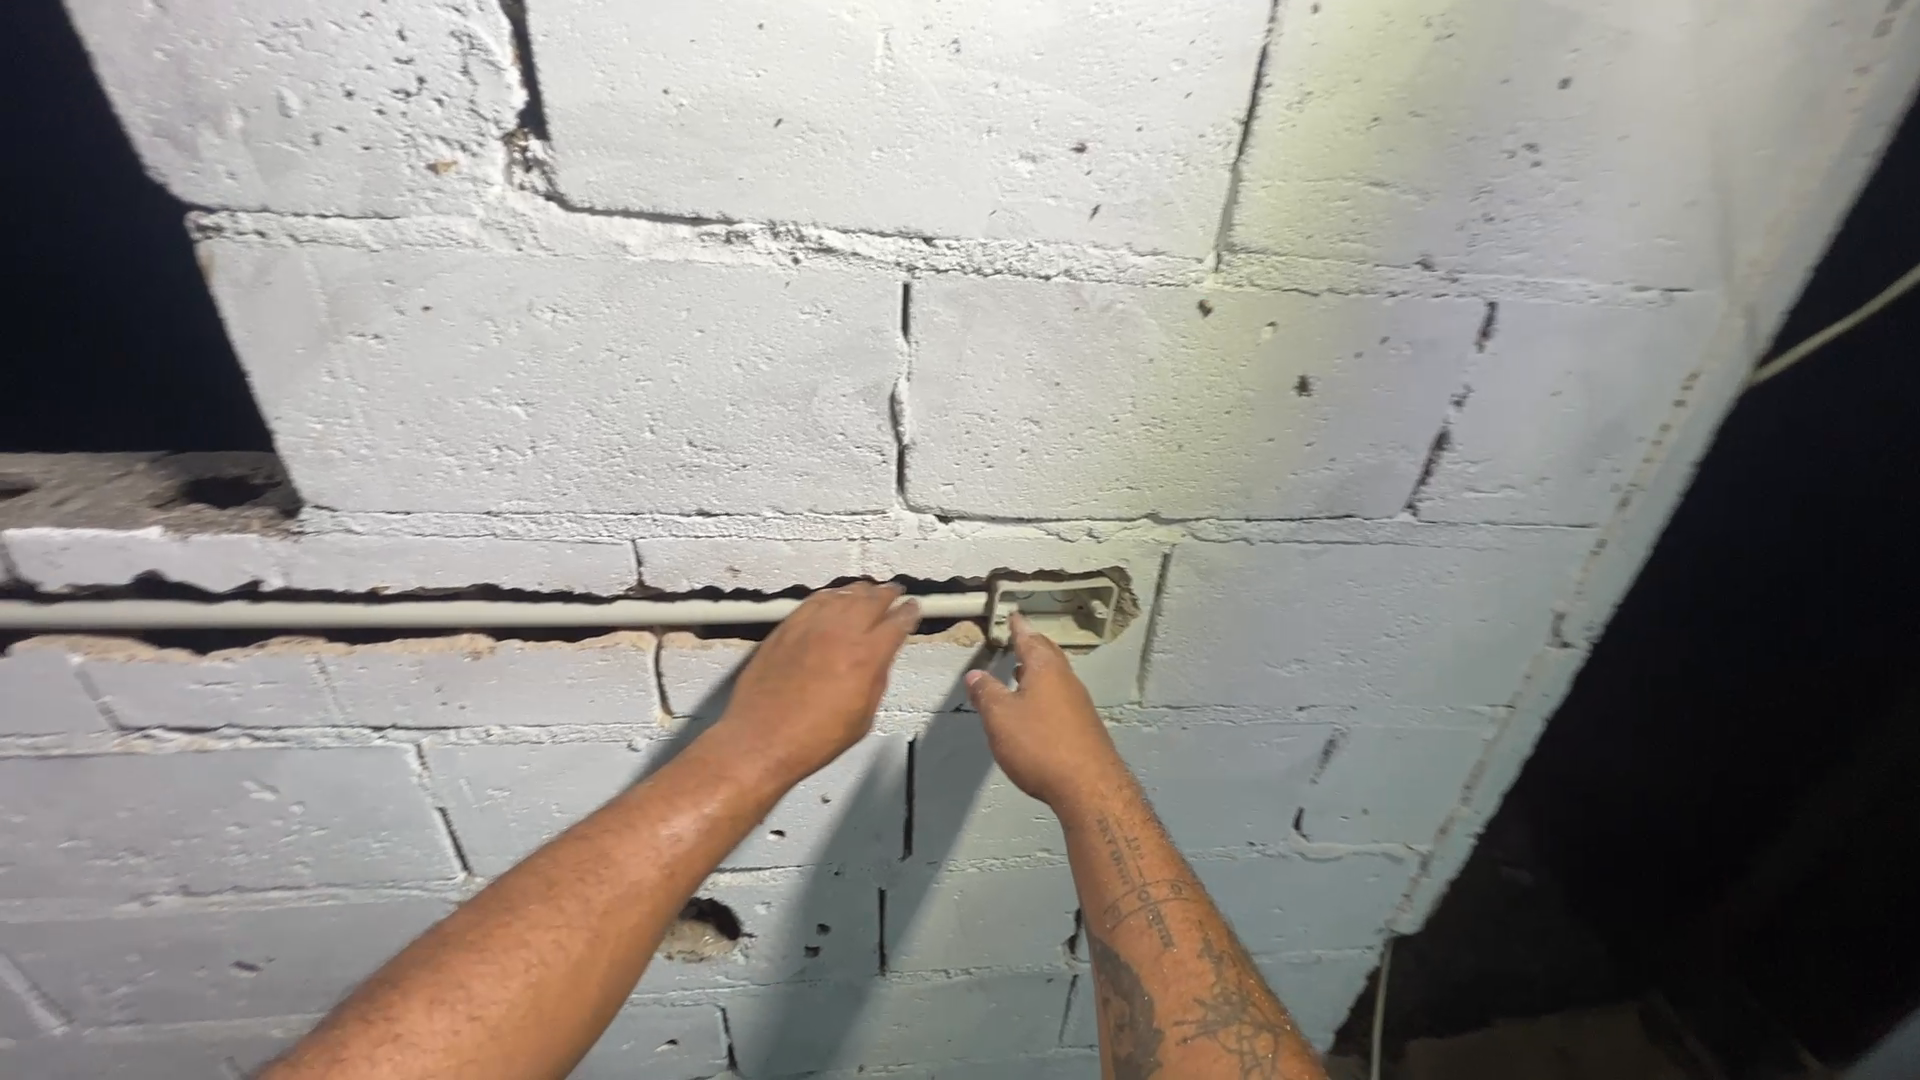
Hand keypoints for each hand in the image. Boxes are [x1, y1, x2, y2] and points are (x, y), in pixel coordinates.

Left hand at [714, 582, 920, 786]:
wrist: (761, 739)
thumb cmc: (814, 740)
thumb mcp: (862, 718)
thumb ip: (876, 681)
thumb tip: (880, 659)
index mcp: (866, 657)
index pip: (897, 623)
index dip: (909, 613)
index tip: (914, 608)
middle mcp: (841, 633)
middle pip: (872, 599)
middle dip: (888, 594)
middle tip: (895, 592)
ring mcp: (811, 626)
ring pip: (843, 594)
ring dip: (860, 591)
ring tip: (868, 591)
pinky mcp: (786, 627)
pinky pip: (814, 601)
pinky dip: (830, 596)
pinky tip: (834, 597)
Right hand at [964, 613, 1124, 809]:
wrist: (1089, 786)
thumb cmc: (1039, 744)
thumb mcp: (1000, 718)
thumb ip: (986, 693)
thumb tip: (975, 674)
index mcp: (1045, 669)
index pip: (1029, 639)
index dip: (1019, 627)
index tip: (1014, 615)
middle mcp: (1066, 680)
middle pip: (1048, 654)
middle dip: (1033, 644)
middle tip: (1020, 637)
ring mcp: (1079, 703)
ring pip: (1056, 676)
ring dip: (1038, 669)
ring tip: (1020, 670)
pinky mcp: (1084, 725)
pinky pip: (1061, 696)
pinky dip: (1045, 691)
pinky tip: (1036, 707)